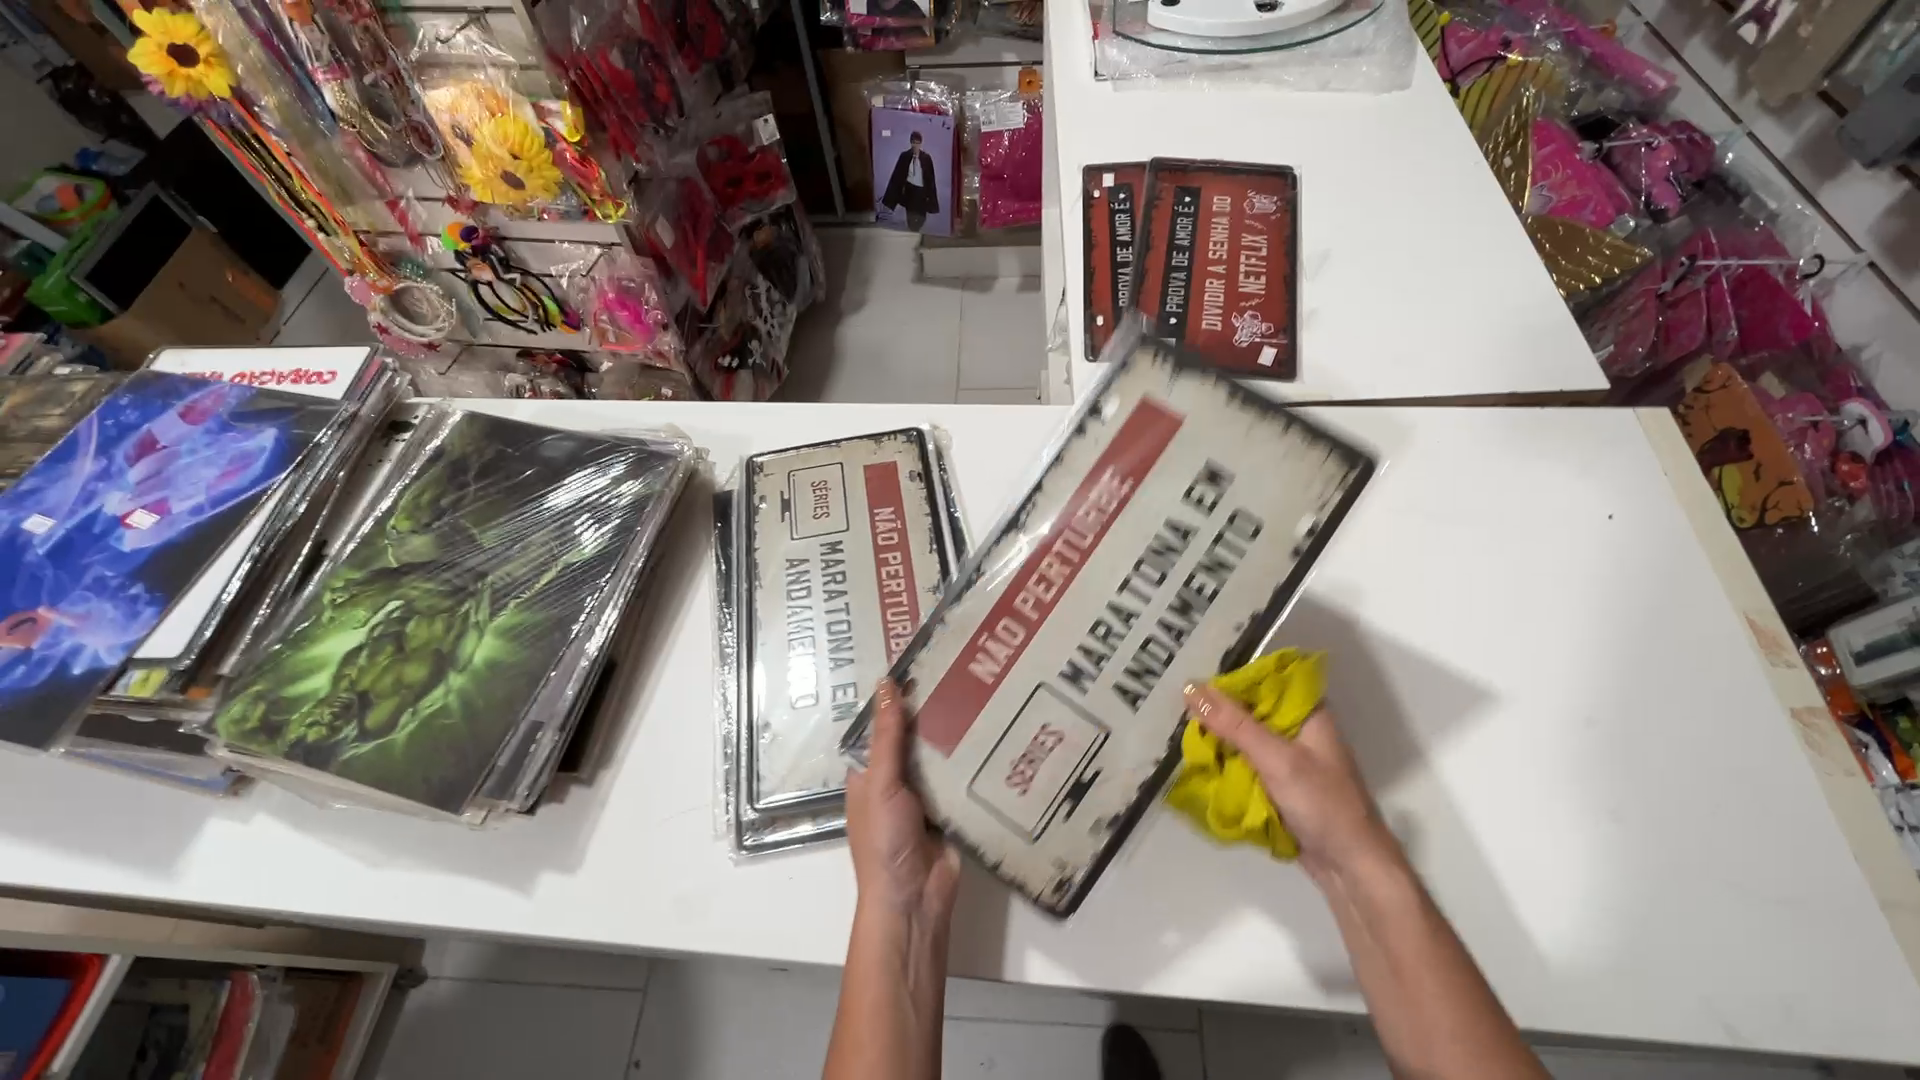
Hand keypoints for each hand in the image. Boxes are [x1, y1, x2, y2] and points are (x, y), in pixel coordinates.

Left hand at [846, 678, 961, 921]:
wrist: (915, 899)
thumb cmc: (884, 840)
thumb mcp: (880, 783)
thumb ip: (887, 737)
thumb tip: (886, 684)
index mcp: (868, 772)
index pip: (882, 725)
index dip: (898, 697)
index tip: (921, 663)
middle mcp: (896, 780)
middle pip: (915, 738)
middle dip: (933, 712)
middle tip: (962, 671)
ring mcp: (925, 796)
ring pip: (941, 755)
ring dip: (957, 734)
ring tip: (984, 692)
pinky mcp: (952, 809)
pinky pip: (962, 778)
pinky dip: (974, 760)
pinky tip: (996, 731)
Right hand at [1181, 683, 1402, 886]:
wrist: (1351, 867)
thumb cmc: (1322, 804)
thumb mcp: (1276, 759)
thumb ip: (1234, 724)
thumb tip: (1191, 688)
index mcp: (1307, 712)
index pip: (1262, 680)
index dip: (1228, 681)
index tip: (1191, 686)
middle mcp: (1298, 729)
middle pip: (1249, 710)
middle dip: (1217, 714)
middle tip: (1178, 715)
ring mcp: (1289, 758)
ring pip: (1244, 738)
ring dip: (1218, 741)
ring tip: (1184, 740)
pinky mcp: (1279, 783)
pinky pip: (1245, 764)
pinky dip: (1226, 764)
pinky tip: (1201, 765)